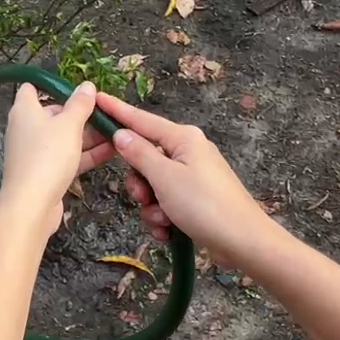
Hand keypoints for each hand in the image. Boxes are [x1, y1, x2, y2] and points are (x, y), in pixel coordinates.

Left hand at [0, 81, 105, 236]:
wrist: (32, 205)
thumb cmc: (46, 156)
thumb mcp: (69, 125)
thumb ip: (80, 105)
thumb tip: (87, 85)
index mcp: (25, 110)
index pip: (31, 89)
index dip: (50, 86)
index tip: (74, 88)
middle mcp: (27, 129)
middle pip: (54, 114)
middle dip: (80, 113)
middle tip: (107, 112)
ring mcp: (36, 152)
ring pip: (64, 138)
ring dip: (88, 135)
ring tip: (116, 131)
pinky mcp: (45, 172)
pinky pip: (67, 157)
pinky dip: (86, 154)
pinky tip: (111, 151)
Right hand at [95, 93, 274, 265]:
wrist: (243, 241)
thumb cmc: (204, 205)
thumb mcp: (164, 178)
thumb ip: (139, 154)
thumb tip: (121, 134)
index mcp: (182, 138)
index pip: (141, 120)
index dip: (117, 111)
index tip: (97, 98)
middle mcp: (188, 152)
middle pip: (145, 158)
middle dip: (139, 183)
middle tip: (144, 198)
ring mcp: (193, 176)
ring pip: (153, 184)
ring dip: (151, 206)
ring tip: (163, 220)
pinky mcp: (196, 198)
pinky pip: (167, 202)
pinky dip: (163, 217)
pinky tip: (169, 231)